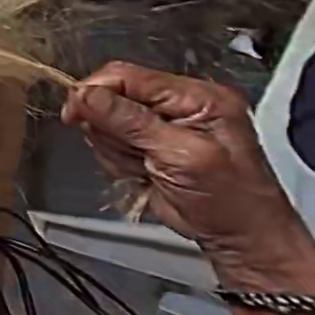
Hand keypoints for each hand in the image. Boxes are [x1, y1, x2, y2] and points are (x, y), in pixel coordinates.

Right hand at [61, 62, 314, 293]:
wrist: (240, 238)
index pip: (124, 76)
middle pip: (108, 96)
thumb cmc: (229, 200)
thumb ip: (130, 121)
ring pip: (103, 120)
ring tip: (144, 166)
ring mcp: (160, 123)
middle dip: (109, 127)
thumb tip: (83, 94)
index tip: (74, 116)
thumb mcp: (181, 156)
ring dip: (113, 146)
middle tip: (134, 154)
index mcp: (196, 96)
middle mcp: (177, 103)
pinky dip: (115, 157)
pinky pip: (107, 139)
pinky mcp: (146, 141)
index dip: (93, 92)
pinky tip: (142, 170)